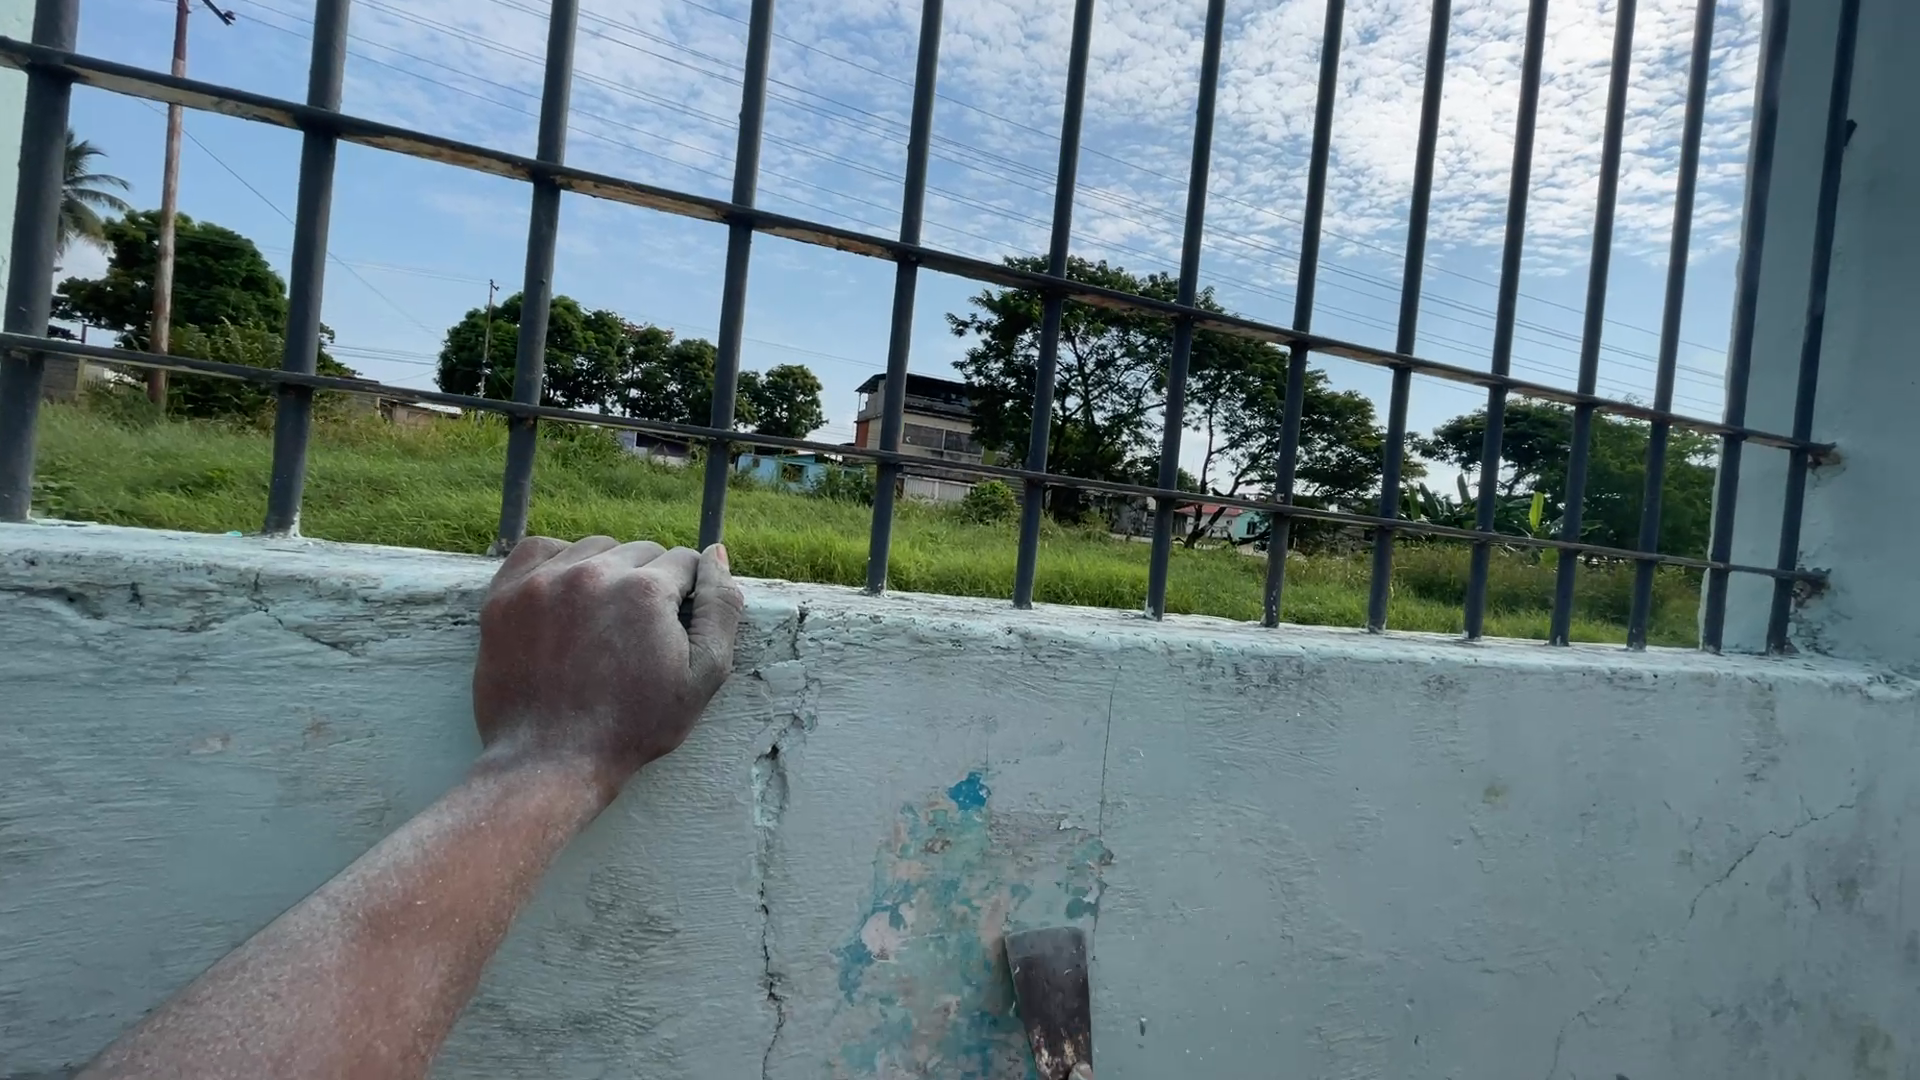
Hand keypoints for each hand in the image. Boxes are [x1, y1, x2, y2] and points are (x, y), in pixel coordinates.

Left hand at [471, 536, 744, 795]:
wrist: (551, 761)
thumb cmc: (635, 724)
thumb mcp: (705, 674)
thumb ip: (721, 607)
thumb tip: (717, 553)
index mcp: (646, 590)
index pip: (686, 561)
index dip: (689, 596)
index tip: (675, 629)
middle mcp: (595, 573)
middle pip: (643, 551)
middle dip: (652, 582)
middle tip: (641, 631)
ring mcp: (544, 581)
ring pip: (597, 547)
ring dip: (610, 571)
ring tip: (607, 618)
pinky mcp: (506, 595)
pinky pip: (542, 549)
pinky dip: (561, 562)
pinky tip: (570, 594)